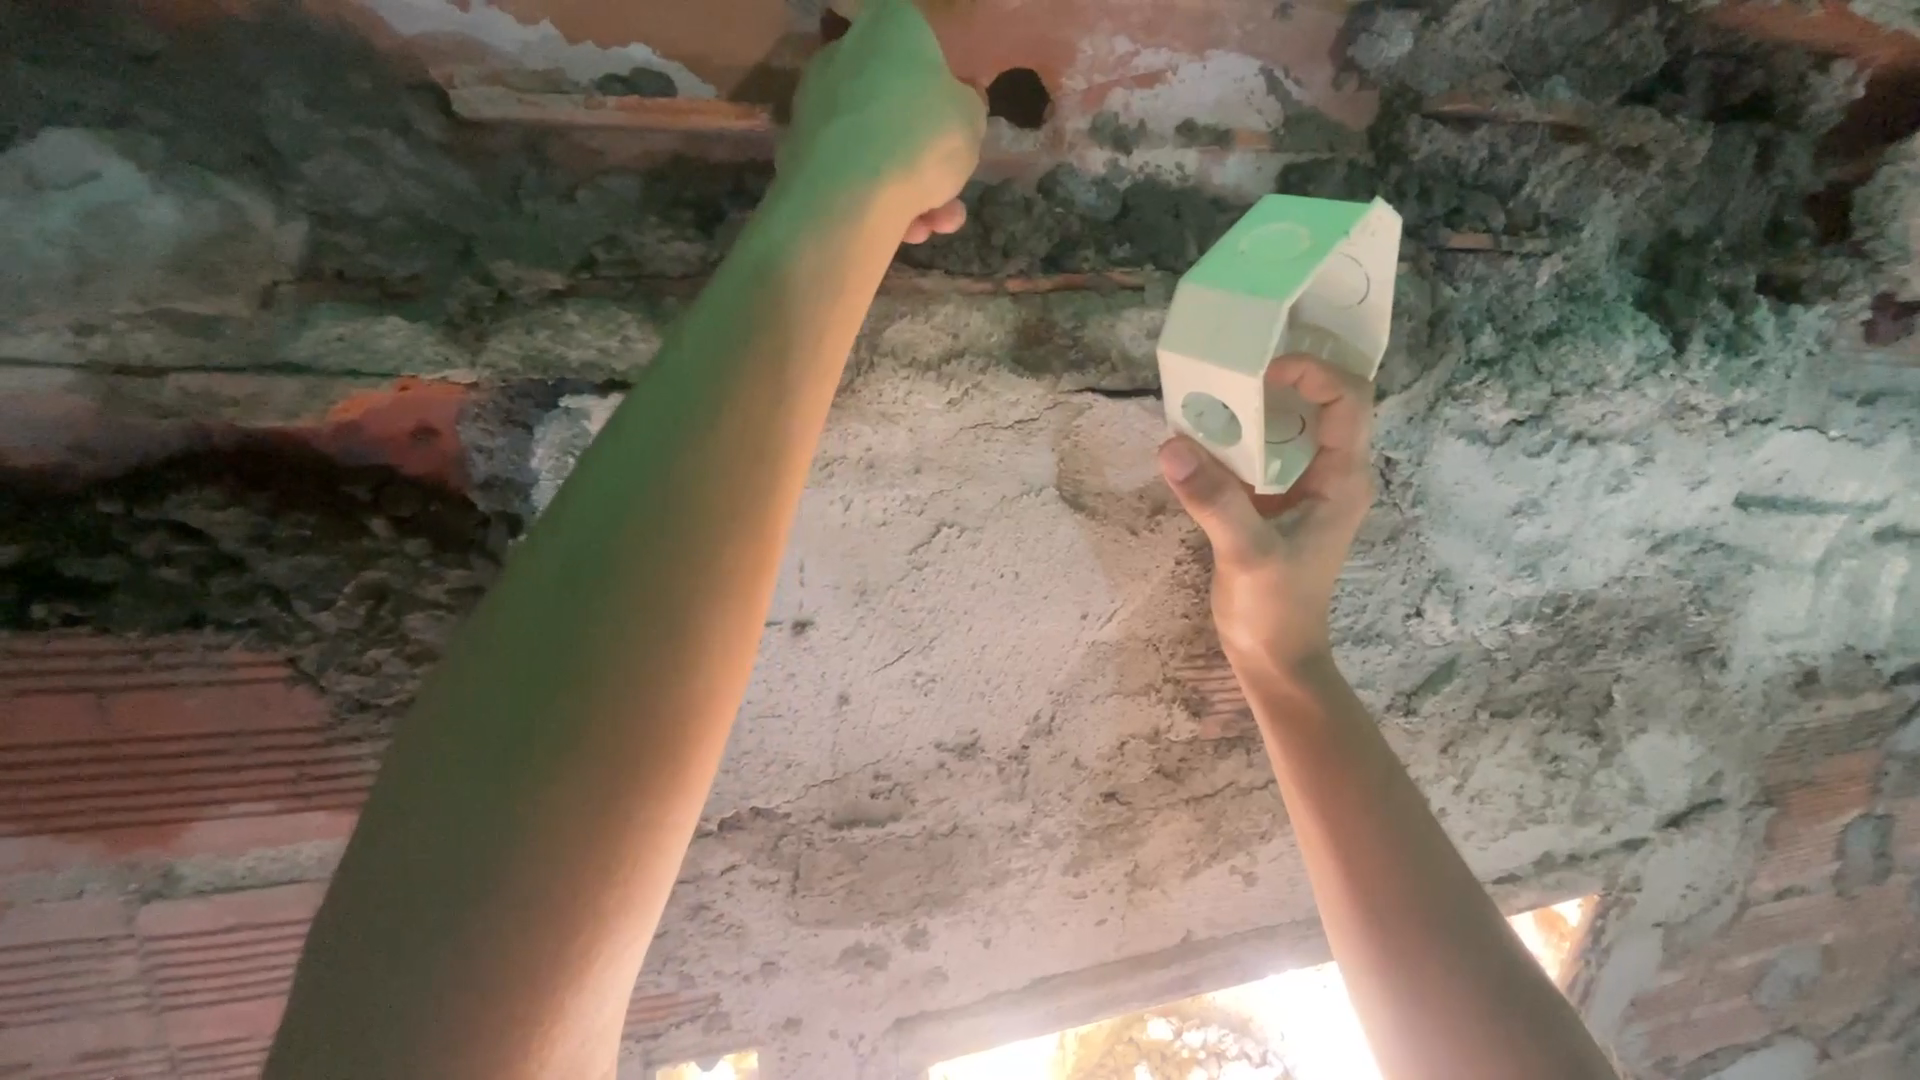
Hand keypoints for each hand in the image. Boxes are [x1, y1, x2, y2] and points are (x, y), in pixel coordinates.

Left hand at [781, 0, 985, 242]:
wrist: (852, 194)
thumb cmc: (923, 137)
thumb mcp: (972, 119)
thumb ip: (967, 107)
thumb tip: (960, 104)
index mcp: (889, 26)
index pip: (923, 48)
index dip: (945, 96)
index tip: (957, 132)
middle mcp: (844, 53)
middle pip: (897, 109)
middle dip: (928, 160)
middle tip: (951, 195)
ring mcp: (816, 105)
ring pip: (877, 150)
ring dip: (913, 192)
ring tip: (935, 226)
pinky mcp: (799, 154)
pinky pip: (852, 176)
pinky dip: (878, 202)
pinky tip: (905, 232)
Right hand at [1158, 356, 1375, 675]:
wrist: (1274, 658)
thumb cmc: (1275, 609)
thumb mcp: (1246, 553)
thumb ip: (1213, 500)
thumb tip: (1170, 445)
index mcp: (1343, 479)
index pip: (1347, 401)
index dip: (1312, 372)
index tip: (1261, 370)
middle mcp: (1331, 475)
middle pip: (1322, 404)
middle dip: (1283, 379)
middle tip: (1235, 366)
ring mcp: (1303, 489)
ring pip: (1289, 428)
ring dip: (1256, 407)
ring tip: (1213, 391)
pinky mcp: (1275, 503)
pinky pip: (1261, 454)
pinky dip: (1236, 438)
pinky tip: (1201, 434)